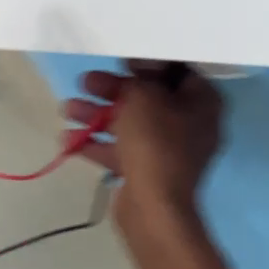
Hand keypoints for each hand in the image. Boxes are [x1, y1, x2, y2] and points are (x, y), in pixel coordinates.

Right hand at [62, 59, 223, 220]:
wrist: (153, 207)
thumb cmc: (155, 145)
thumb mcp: (143, 99)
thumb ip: (136, 81)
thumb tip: (133, 74)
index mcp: (202, 103)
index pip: (177, 72)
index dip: (146, 64)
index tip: (119, 61)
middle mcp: (188, 125)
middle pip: (146, 98)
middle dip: (111, 91)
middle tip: (85, 82)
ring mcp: (166, 151)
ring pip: (128, 125)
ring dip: (96, 116)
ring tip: (66, 109)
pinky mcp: (145, 172)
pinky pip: (119, 151)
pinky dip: (96, 144)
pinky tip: (67, 140)